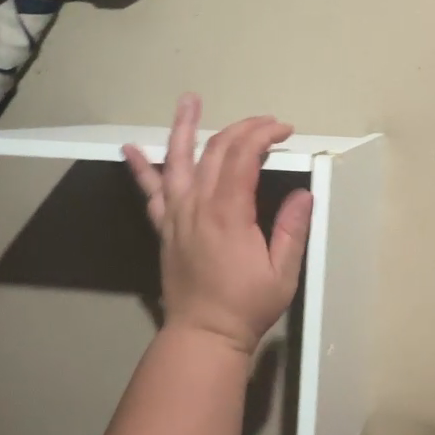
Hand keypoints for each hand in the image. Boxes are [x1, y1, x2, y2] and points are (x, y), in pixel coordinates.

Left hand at [124, 95, 314, 354]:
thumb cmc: (247, 306)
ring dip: (184, 128)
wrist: (203, 334)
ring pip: (178, 160)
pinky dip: (141, 168)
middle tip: (267, 122)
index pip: (244, 156)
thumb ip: (292, 230)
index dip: (264, 134)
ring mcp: (176, 214)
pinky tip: (131, 148)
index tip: (285, 130)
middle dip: (243, 128)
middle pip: (216, 151)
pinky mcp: (165, 227)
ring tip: (189, 100)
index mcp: (229, 213)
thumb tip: (303, 193)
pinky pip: (150, 191)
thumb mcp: (283, 272)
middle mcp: (198, 205)